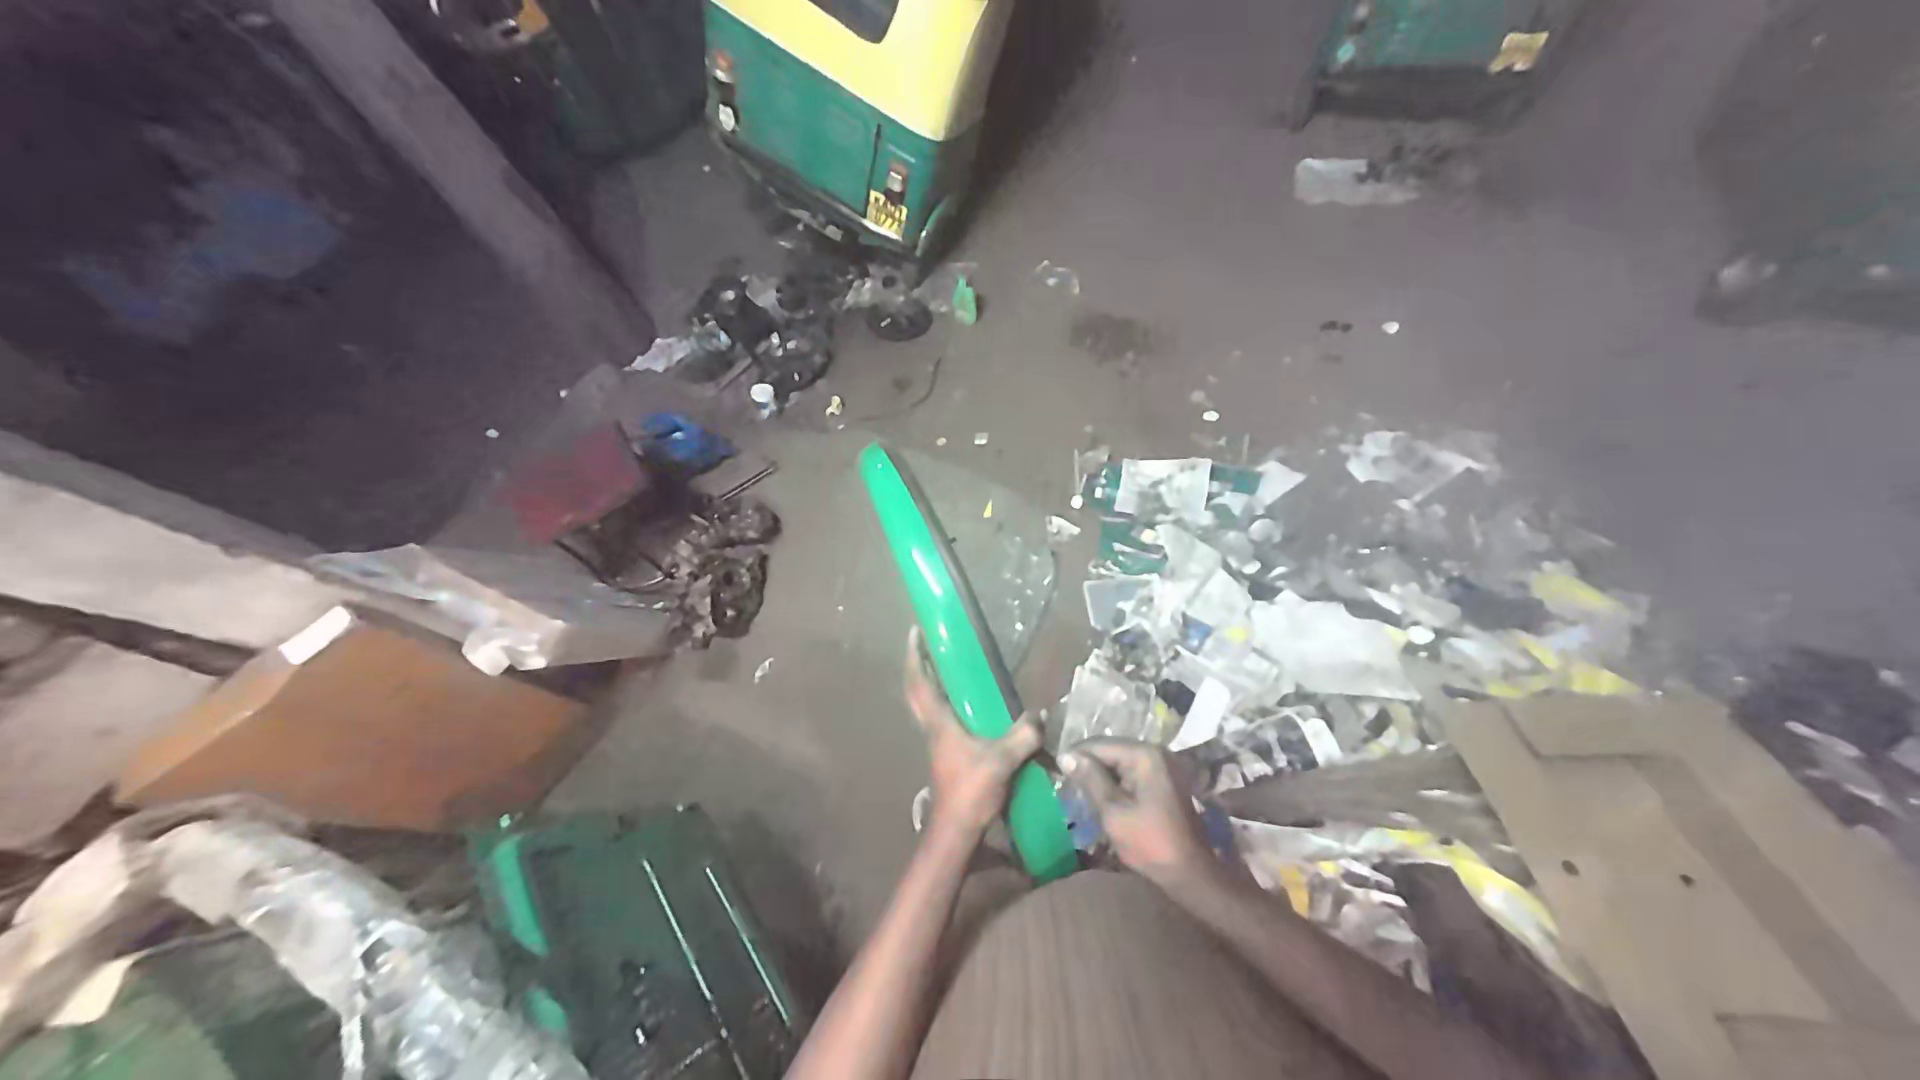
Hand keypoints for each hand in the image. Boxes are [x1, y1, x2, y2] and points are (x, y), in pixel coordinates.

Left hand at [904, 626, 1041, 836]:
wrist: (957, 830)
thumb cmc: (970, 790)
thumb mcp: (1001, 760)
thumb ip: (1022, 735)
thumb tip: (1039, 714)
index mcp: (938, 722)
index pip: (919, 682)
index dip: (916, 656)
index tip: (915, 631)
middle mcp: (933, 728)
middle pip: (918, 690)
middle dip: (920, 664)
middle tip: (930, 643)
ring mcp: (938, 742)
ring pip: (927, 704)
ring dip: (931, 683)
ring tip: (948, 665)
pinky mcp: (947, 754)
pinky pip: (943, 719)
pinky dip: (948, 703)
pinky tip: (968, 704)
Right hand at [1060, 738, 1214, 887]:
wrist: (1190, 872)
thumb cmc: (1149, 842)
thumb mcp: (1113, 811)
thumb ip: (1090, 779)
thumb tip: (1065, 755)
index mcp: (1144, 755)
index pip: (1098, 744)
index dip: (1075, 757)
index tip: (1055, 772)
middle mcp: (1155, 751)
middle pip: (1110, 749)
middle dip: (1088, 764)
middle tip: (1067, 784)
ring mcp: (1163, 764)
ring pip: (1120, 760)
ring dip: (1101, 774)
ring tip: (1080, 791)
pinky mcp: (1165, 778)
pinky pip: (1132, 770)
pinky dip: (1117, 781)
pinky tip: (1103, 796)